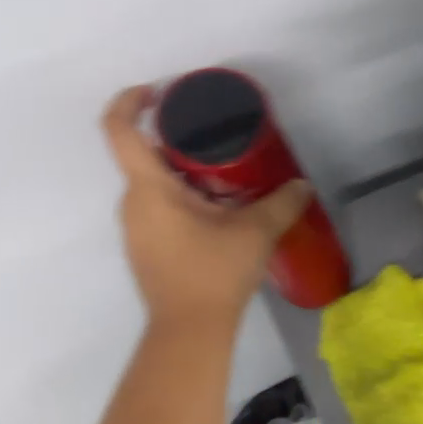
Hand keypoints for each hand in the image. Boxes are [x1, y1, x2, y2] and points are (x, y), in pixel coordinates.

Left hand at [101, 85, 311, 330]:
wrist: (190, 331)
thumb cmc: (214, 274)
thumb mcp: (255, 233)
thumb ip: (280, 204)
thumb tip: (302, 185)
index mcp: (149, 188)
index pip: (120, 128)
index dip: (132, 101)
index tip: (159, 93)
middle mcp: (133, 203)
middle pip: (144, 157)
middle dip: (177, 145)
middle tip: (218, 144)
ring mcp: (136, 229)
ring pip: (154, 187)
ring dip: (184, 178)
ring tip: (226, 182)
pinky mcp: (146, 251)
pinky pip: (160, 212)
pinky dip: (183, 204)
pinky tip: (218, 218)